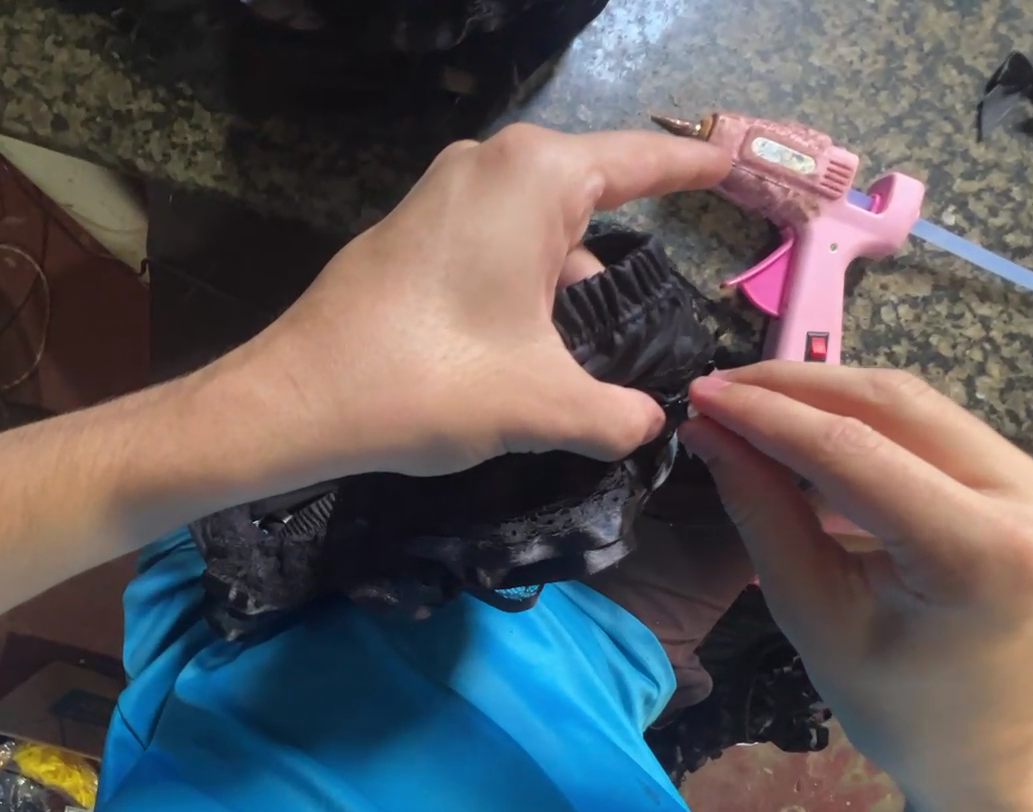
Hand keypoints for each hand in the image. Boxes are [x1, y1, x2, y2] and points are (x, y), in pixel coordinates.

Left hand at [215, 124, 729, 479]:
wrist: (299, 400)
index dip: (694, 171)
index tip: (732, 168)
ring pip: (531, 243)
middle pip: (583, 214)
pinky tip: (508, 357)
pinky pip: (484, 255)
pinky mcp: (404, 236)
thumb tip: (650, 427)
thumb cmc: (429, 383)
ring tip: (564, 375)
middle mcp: (487, 168)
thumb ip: (615, 417)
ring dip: (555, 304)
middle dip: (609, 281)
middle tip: (628, 348)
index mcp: (535, 178)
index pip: (643, 162)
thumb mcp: (542, 406)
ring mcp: (436, 198)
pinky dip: (511, 298)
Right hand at [680, 363, 1032, 811]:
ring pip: (928, 411)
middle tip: (721, 385)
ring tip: (754, 402)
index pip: (856, 452)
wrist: (998, 756)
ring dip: (831, 399)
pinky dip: (872, 428)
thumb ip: (763, 511)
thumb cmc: (893, 706)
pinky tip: (816, 434)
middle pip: (902, 407)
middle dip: (799, 387)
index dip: (767, 415)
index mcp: (988, 558)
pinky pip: (948, 438)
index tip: (701, 392)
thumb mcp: (810, 612)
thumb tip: (710, 433)